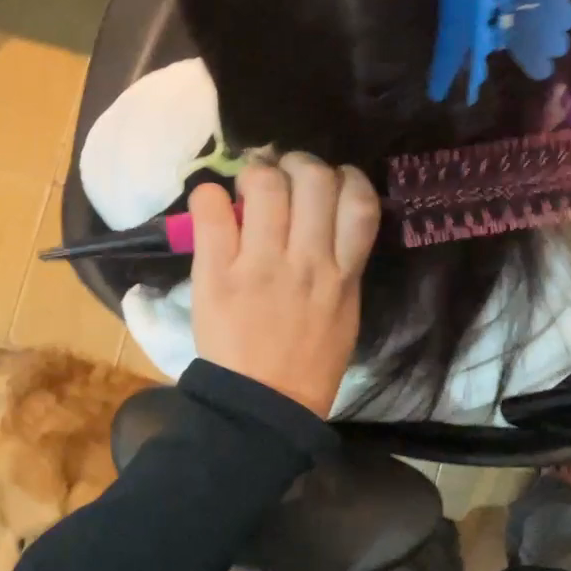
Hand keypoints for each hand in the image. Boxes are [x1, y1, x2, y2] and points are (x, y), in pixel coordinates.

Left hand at [190, 152, 380, 417]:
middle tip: (285, 177)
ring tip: (249, 191)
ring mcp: (261, 265)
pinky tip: (215, 208)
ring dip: (257, 174)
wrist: (264, 406)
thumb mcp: (345, 315)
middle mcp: (308, 262)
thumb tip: (327, 226)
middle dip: (299, 164)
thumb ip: (341, 269)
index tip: (333, 182)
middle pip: (314, 178)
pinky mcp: (217, 273)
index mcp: (343, 275)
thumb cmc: (311, 364)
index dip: (347, 178)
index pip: (359, 202)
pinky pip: (211, 210)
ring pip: (265, 183)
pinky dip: (211, 197)